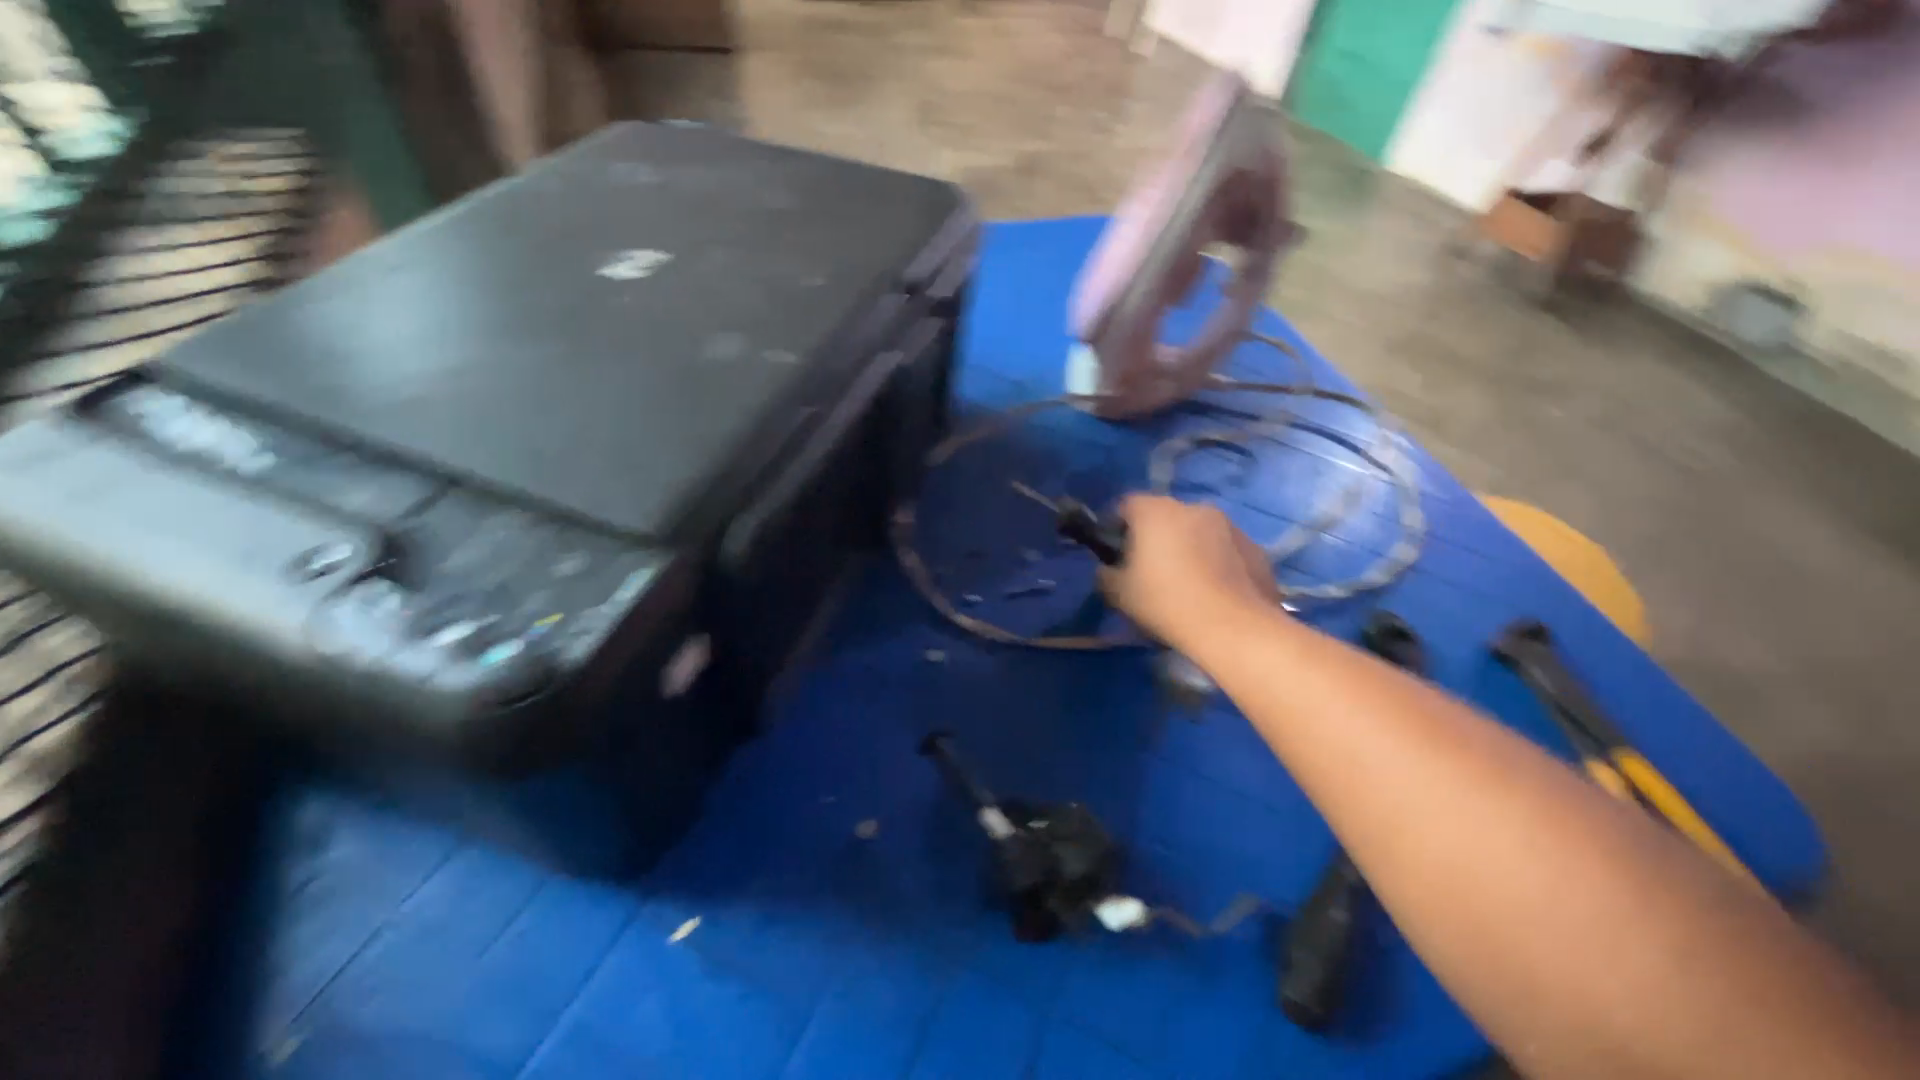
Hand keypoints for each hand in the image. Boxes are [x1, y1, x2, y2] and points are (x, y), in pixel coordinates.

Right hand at [1099, 494, 1280, 649]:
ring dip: (1191, 548)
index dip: (1117, 527)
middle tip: (1151, 571)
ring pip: (1200, 532)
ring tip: (1189, 585)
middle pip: (1166, 516)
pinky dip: (1219, 563)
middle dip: (1157, 537)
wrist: (1233, 627)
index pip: (1126, 505)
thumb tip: (1108, 569)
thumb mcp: (1118, 594)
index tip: (1116, 554)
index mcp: (1155, 511)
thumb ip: (1105, 574)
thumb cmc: (1166, 602)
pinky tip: (1216, 593)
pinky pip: (1227, 550)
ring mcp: (1230, 525)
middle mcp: (1194, 507)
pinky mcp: (1255, 548)